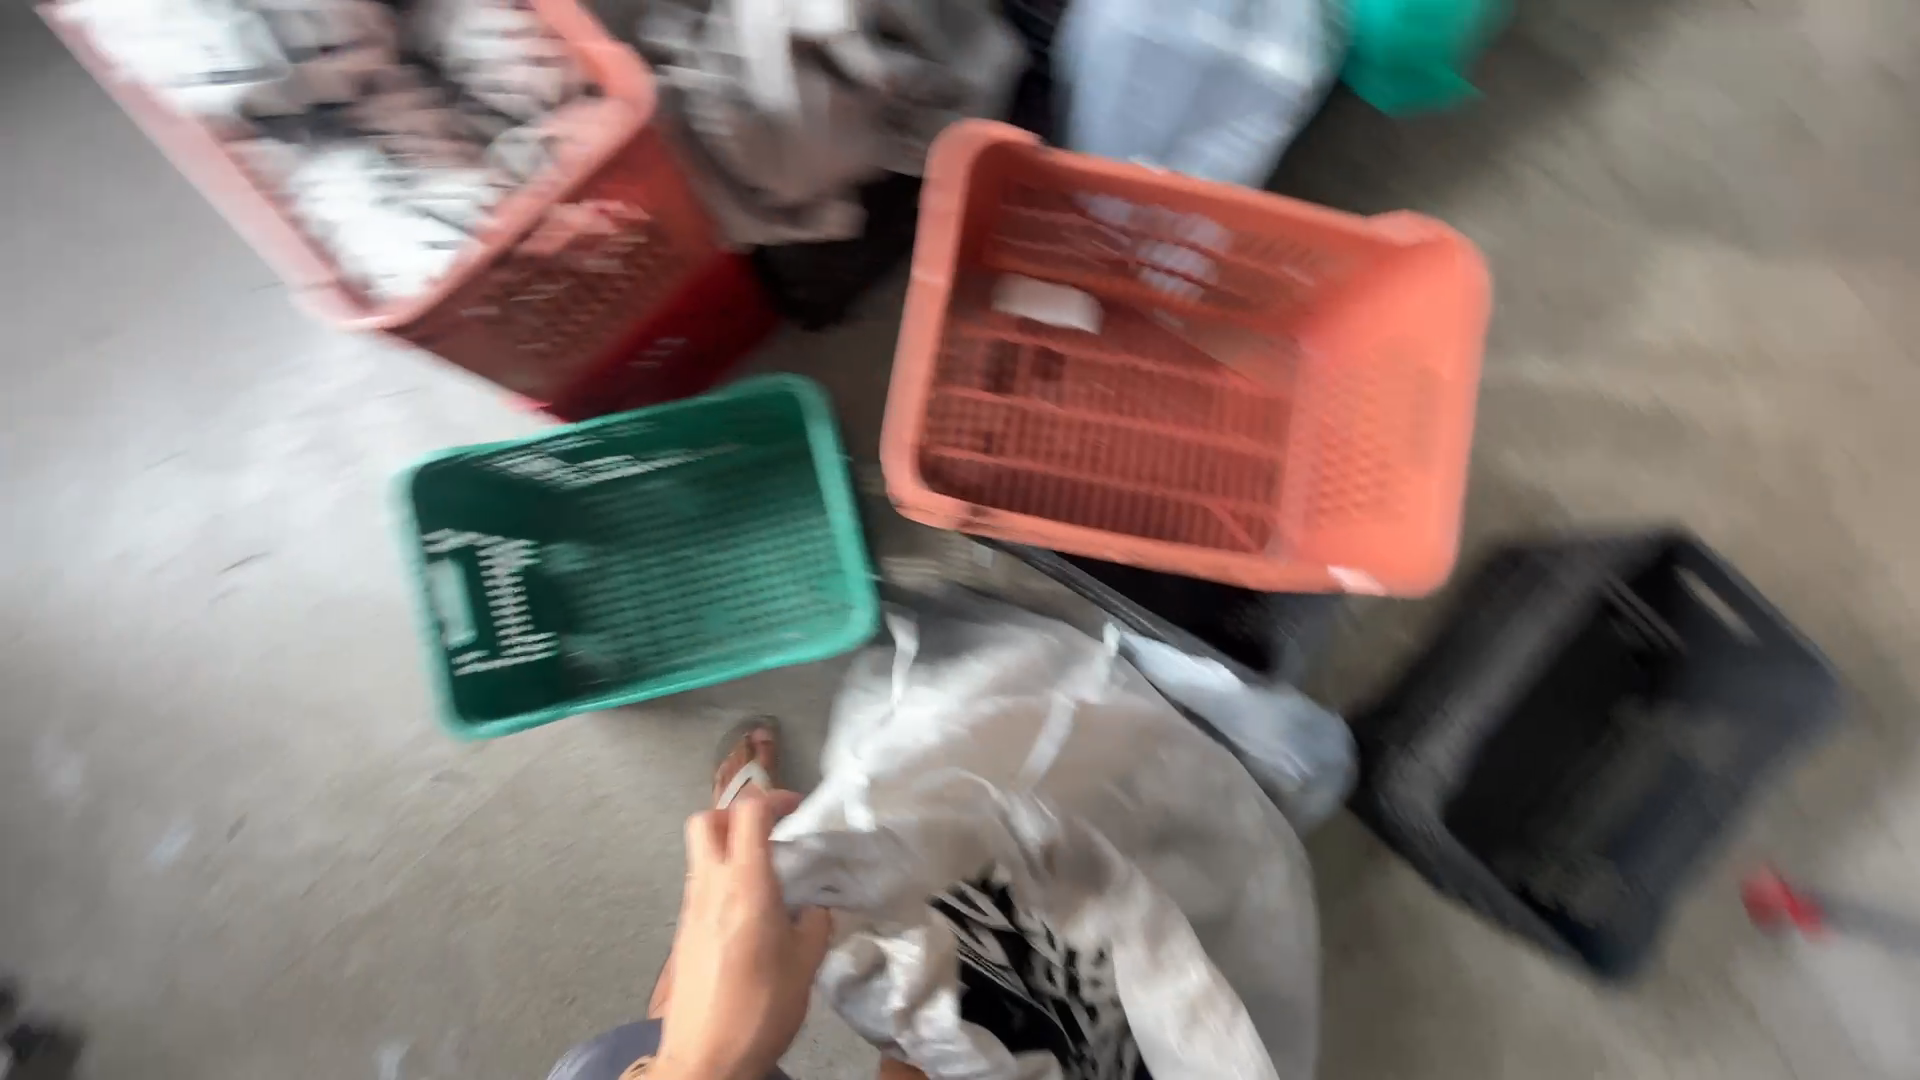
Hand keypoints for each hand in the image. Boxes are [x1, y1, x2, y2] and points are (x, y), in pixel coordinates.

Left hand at [654, 791, 831, 1079]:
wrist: (703, 1062)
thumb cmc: (760, 1009)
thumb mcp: (805, 963)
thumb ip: (814, 922)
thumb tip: (813, 906)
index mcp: (745, 884)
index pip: (748, 812)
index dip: (774, 798)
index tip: (796, 809)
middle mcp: (711, 886)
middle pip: (706, 819)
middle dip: (736, 813)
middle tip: (767, 829)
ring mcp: (691, 908)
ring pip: (700, 851)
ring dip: (729, 845)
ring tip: (763, 869)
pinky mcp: (683, 932)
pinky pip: (700, 883)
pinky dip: (722, 877)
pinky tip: (748, 908)